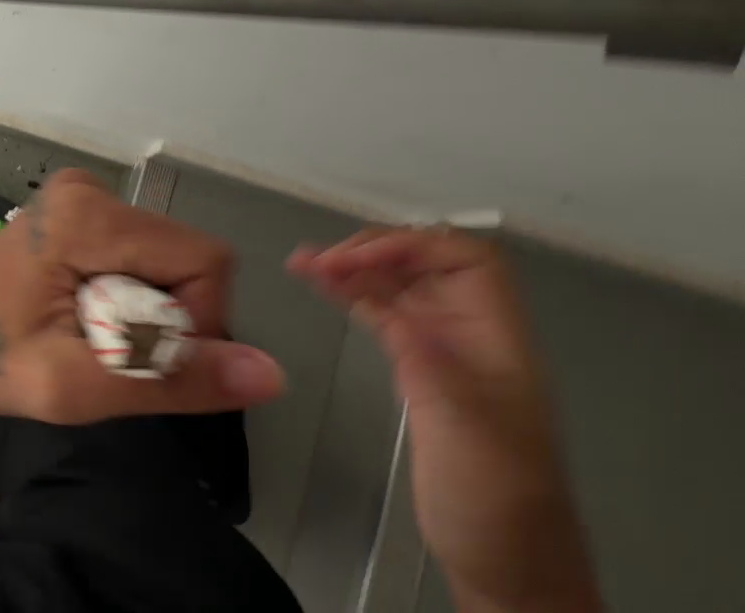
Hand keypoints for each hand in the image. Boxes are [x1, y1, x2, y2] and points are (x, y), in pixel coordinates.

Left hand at [0, 169, 284, 426]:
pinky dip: (132, 296)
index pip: (204, 262)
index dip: (195, 321)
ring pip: (171, 261)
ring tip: (90, 333)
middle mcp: (88, 190)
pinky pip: (146, 256)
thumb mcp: (78, 386)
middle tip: (104, 347)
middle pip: (189, 259)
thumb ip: (171, 378)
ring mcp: (81, 196)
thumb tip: (272, 372)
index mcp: (86, 215)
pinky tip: (86, 315)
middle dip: (168, 318)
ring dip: (150, 310)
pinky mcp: (79, 212)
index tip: (139, 355)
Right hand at [290, 229, 601, 612]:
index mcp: (498, 342)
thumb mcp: (468, 435)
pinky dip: (347, 294)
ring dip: (351, 267)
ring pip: (396, 286)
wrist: (506, 563)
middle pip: (426, 264)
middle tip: (319, 260)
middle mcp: (471, 336)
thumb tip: (393, 312)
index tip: (353, 259)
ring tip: (303, 260)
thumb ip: (432, 369)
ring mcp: (442, 352)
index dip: (410, 245)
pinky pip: (380, 314)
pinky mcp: (415, 369)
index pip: (466, 261)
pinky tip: (318, 285)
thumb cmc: (498, 502)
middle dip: (373, 250)